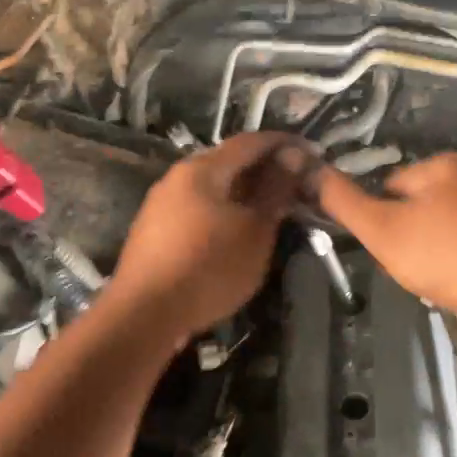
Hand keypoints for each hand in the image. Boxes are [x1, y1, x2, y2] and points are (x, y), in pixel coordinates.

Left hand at [105, 132, 306, 339]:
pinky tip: (234, 235)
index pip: (250, 141)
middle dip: (262, 171)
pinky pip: (195, 212)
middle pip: (226, 163)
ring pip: (210, 189)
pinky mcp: (152, 234)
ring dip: (241, 195)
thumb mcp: (255, 232)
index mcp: (201, 168)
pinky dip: (221, 214)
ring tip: (269, 213)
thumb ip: (275, 192)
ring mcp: (159, 206)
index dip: (284, 144)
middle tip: (294, 187)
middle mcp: (175, 178)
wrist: (144, 315)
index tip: (312, 154)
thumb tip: (292, 157)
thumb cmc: (208, 268)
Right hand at [313, 153, 456, 317]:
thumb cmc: (450, 256)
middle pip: (437, 201)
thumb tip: (311, 171)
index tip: (394, 252)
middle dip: (427, 231)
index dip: (387, 221)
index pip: (395, 186)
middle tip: (426, 271)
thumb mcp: (382, 232)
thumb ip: (344, 203)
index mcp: (443, 166)